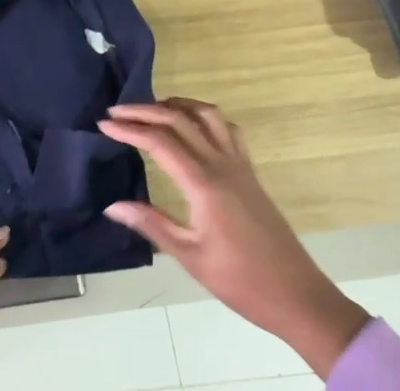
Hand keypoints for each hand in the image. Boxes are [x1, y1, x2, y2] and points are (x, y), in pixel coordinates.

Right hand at [98, 99, 368, 374]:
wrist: (297, 294)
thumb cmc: (240, 280)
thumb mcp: (189, 256)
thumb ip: (151, 224)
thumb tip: (112, 205)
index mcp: (204, 184)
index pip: (160, 142)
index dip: (129, 129)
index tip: (103, 124)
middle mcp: (222, 164)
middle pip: (180, 119)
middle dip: (146, 110)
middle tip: (116, 111)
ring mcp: (240, 165)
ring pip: (208, 115)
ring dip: (177, 105)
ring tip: (151, 110)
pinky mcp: (251, 173)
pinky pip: (227, 130)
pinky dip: (203, 117)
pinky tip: (192, 128)